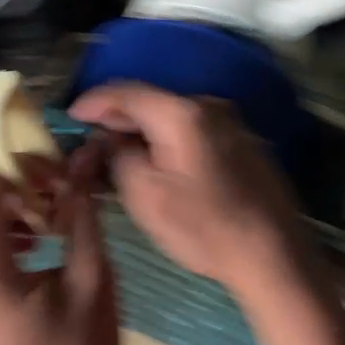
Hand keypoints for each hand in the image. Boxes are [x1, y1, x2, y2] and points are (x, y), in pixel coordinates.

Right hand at [70, 83, 303, 288]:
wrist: (274, 253)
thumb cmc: (204, 226)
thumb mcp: (145, 196)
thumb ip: (118, 157)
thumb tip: (110, 140)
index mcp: (182, 113)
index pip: (126, 92)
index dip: (94, 101)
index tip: (71, 115)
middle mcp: (210, 106)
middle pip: (152, 102)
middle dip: (118, 119)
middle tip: (90, 140)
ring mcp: (232, 123)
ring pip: (174, 117)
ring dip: (145, 131)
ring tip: (120, 154)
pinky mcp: (244, 144)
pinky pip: (195, 131)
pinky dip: (170, 140)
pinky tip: (159, 163)